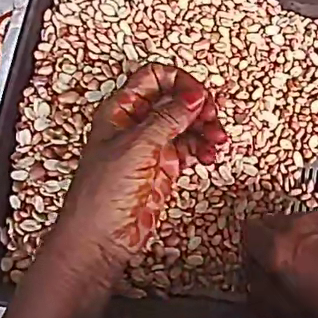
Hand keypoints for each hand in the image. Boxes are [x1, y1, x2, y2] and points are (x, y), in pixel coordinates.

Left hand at [41, 64, 225, 287]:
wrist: (100, 238)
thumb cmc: (100, 195)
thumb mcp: (136, 146)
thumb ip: (167, 118)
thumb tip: (193, 97)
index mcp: (121, 110)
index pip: (155, 78)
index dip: (180, 82)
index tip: (199, 96)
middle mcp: (136, 125)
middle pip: (175, 100)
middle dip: (198, 106)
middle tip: (213, 118)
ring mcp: (151, 147)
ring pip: (186, 125)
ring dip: (206, 128)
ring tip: (217, 139)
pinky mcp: (164, 168)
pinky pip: (190, 149)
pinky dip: (203, 149)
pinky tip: (210, 154)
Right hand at [243, 210, 317, 317]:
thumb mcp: (285, 308)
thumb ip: (260, 292)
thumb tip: (253, 285)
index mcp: (277, 249)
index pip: (247, 231)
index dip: (250, 248)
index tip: (256, 260)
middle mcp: (295, 227)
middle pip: (268, 221)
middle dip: (269, 239)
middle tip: (279, 260)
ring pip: (293, 218)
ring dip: (293, 234)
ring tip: (306, 258)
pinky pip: (316, 219)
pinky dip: (315, 231)